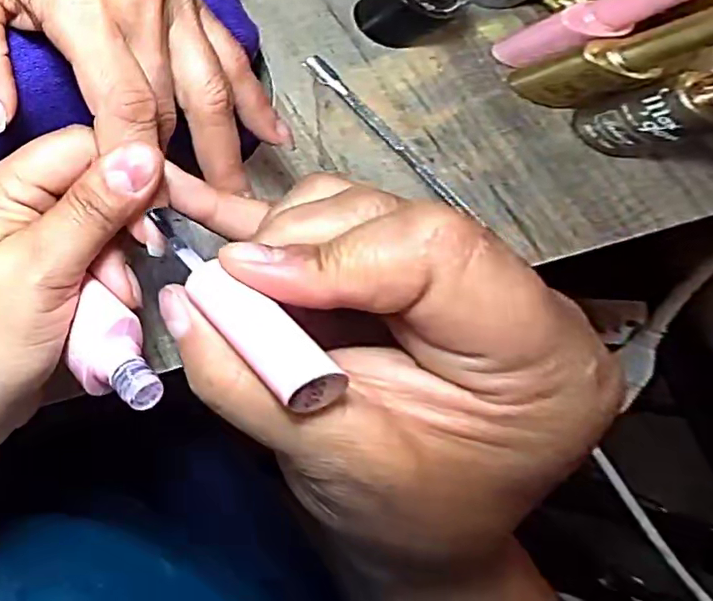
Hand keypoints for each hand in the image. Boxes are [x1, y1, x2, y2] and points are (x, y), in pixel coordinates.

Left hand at [0, 0, 287, 195]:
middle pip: (169, 104)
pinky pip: (229, 51)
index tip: (134, 203)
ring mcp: (175, 2)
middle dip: (173, 166)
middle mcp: (144, 9)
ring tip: (232, 197)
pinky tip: (270, 132)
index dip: (131, 158)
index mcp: (88, 13)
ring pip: (211, 85)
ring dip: (222, 144)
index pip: (122, 102)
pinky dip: (251, 95)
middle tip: (176, 219)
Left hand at [0, 127, 160, 444]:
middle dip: (123, 226)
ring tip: (110, 301)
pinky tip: (106, 310)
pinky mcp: (52, 264)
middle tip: (127, 270)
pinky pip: (99, 255)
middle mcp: (19, 199)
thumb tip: (141, 151)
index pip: (79, 145)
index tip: (158, 214)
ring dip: (119, 262)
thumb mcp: (43, 268)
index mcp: (4, 185)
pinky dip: (112, 281)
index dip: (126, 168)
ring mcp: (35, 232)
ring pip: (106, 223)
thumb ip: (92, 210)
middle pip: (97, 182)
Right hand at [160, 170, 620, 590]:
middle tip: (236, 293)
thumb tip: (182, 304)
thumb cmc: (401, 504)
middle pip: (374, 215)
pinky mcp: (371, 252)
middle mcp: (492, 290)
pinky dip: (242, 211)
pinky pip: (305, 209)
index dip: (331, 256)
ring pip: (332, 201)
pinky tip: (191, 197)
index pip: (435, 251)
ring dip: (266, 235)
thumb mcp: (326, 458)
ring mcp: (429, 265)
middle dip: (284, 245)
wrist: (407, 514)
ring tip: (243, 286)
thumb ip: (245, 384)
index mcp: (529, 351)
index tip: (252, 280)